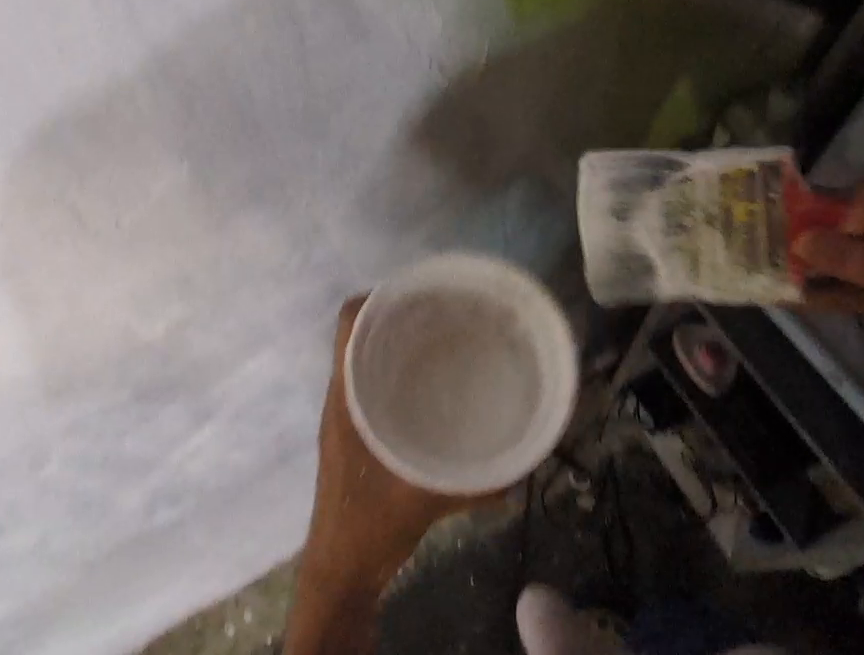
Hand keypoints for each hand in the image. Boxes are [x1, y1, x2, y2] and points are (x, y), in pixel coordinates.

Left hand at [300, 296, 501, 589]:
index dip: (380, 297)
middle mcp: (344, 397)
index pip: (348, 322)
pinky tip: (443, 394)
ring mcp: (349, 416)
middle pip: (365, 335)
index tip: (424, 293)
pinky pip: (379, 388)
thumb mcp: (424, 499)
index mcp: (345, 396)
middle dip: (403, 318)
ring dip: (404, 347)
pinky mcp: (360, 436)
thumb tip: (524, 462)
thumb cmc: (368, 525)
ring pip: (372, 361)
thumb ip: (477, 484)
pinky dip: (406, 379)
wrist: (339, 571)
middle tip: (452, 314)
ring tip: (452, 343)